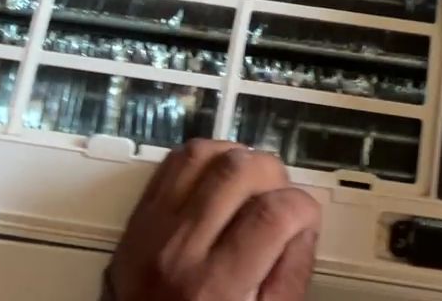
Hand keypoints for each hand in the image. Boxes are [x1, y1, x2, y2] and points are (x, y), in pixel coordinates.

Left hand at [109, 140, 321, 300]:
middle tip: (280, 198)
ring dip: (238, 159)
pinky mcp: (136, 219)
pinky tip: (219, 177)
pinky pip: (173, 162)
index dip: (303, 208)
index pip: (271, 216)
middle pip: (238, 172)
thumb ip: (290, 280)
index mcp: (212, 290)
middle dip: (273, 175)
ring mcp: (150, 230)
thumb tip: (303, 228)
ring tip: (251, 184)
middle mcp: (177, 252)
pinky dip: (205, 158)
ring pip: (203, 155)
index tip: (305, 219)